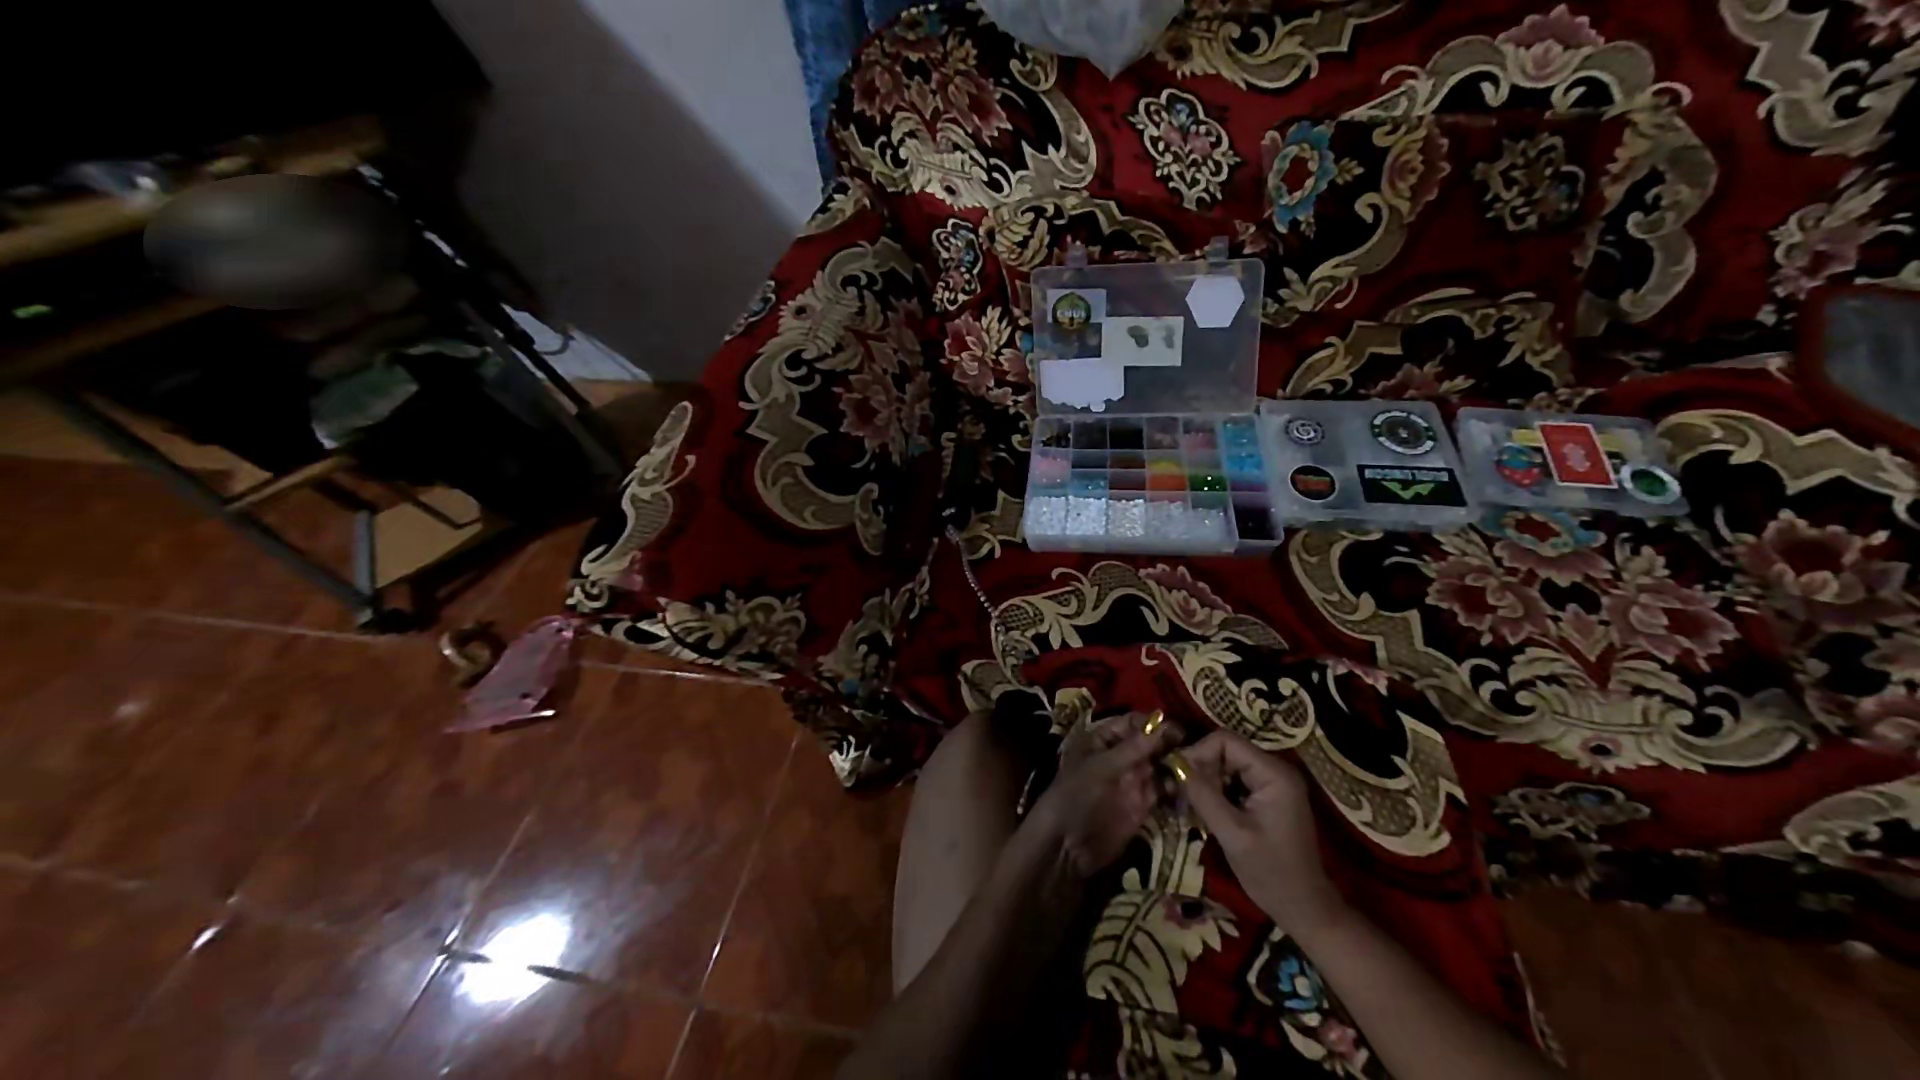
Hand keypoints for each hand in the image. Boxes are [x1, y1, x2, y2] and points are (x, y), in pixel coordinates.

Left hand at [1029, 712, 1182, 877]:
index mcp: (1102, 741)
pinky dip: (1175, 786)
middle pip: (1149, 743)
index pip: (1131, 723)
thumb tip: (1164, 725)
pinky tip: (1191, 786)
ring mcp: (1131, 781)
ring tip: (1198, 765)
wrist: (1066, 845)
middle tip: (1195, 746)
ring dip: (1176, 763)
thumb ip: (1133, 748)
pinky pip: (1162, 789)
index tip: (1175, 728)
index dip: (1152, 723)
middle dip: (1169, 742)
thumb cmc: (1076, 796)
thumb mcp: (1101, 767)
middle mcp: (1119, 757)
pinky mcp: (1142, 805)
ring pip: (1159, 765)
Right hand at [1182, 728, 1346, 933]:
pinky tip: (1204, 811)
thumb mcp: (1232, 833)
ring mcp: (1272, 783)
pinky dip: (1216, 792)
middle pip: (1225, 751)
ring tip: (1188, 804)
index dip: (1197, 753)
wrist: (1303, 907)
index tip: (1178, 777)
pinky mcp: (1266, 797)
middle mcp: (1275, 770)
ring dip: (1205, 781)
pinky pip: (1233, 781)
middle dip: (1199, 768)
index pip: (1225, 741)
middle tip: (1179, 793)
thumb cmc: (1270, 872)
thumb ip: (1203, 795)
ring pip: (1226, 765)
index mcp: (1273, 774)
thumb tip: (1175, 765)